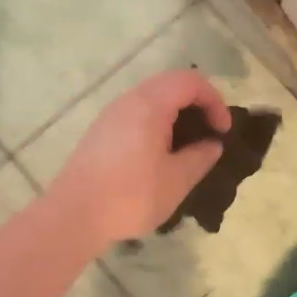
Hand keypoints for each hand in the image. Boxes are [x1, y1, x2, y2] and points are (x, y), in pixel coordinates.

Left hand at [46, 70, 230, 245]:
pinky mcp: (101, 130)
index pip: (191, 81)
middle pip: (170, 83)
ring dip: (175, 112)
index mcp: (150, 105)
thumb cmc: (130, 196)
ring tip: (187, 144)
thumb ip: (200, 157)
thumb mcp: (176, 180)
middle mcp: (129, 100)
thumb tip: (212, 144)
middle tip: (209, 132)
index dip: (214, 100)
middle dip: (196, 102)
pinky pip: (136, 112)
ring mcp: (111, 114)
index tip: (222, 131)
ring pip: (151, 97)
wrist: (74, 215)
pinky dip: (156, 121)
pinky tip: (159, 153)